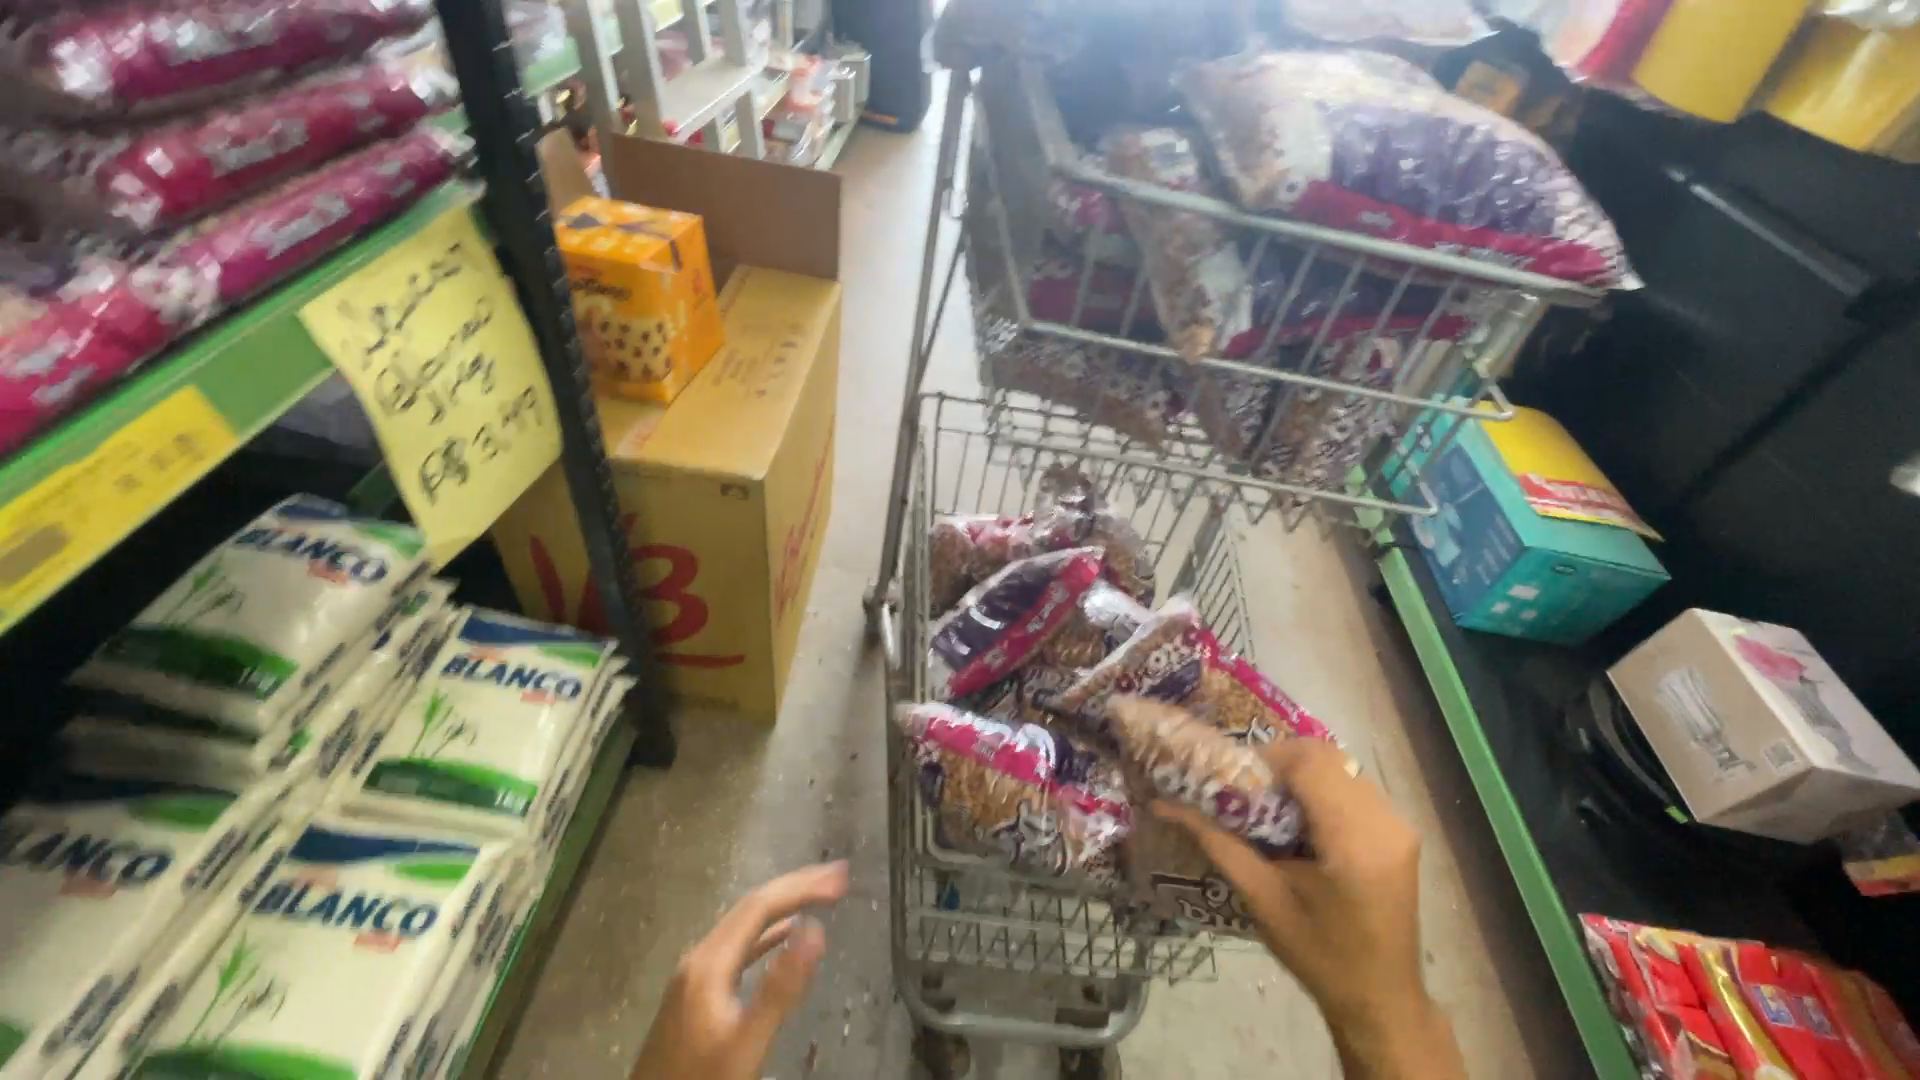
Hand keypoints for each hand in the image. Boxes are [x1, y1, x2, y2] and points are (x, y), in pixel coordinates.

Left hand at [632, 861, 848, 1079]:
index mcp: (710, 961)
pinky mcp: (696, 991)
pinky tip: (783, 937)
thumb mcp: (747, 1042)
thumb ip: (781, 988)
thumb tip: (817, 930)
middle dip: (796, 887)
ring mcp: (695, 973)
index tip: (841, 878)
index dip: (802, 886)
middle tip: (839, 877)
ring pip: (744, 925)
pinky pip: (738, 947)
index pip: (760, 906)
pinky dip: (767, 934)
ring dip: (784, 906)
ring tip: (821, 896)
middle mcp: (699, 957)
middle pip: (751, 908)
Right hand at [1153, 738, 1463, 1079]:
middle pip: (1326, 757)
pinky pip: (1353, 785)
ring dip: (1300, 774)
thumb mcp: (1260, 897)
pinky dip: (1320, 788)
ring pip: (1340, 766)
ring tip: (1269, 806)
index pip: (1310, 764)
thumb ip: (1216, 841)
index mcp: (1353, 842)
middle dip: (1280, 762)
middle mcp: (1385, 823)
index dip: (1267, 759)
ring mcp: (1399, 825)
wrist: (1380, 997)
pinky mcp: (1399, 831)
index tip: (1233, 781)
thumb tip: (1163, 804)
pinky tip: (1299, 820)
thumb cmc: (1317, 953)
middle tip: (1246, 791)